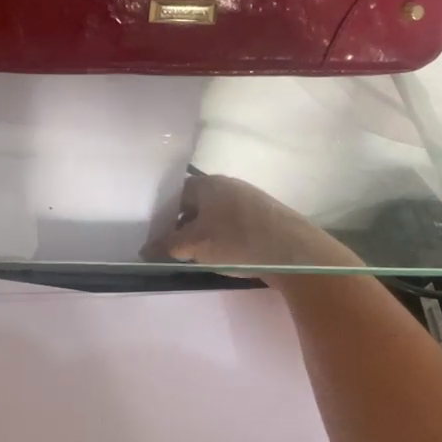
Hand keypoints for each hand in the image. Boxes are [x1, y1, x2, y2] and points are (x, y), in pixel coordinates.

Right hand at [145, 173, 360, 269]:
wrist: (297, 255)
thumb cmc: (237, 241)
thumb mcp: (194, 246)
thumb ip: (166, 246)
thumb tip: (144, 250)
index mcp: (209, 184)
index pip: (177, 193)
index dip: (165, 215)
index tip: (161, 237)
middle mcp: (230, 185)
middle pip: (197, 205)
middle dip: (185, 227)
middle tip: (178, 250)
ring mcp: (252, 200)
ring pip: (218, 216)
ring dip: (207, 235)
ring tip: (202, 257)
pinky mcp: (268, 218)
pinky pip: (237, 225)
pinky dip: (227, 239)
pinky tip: (230, 256)